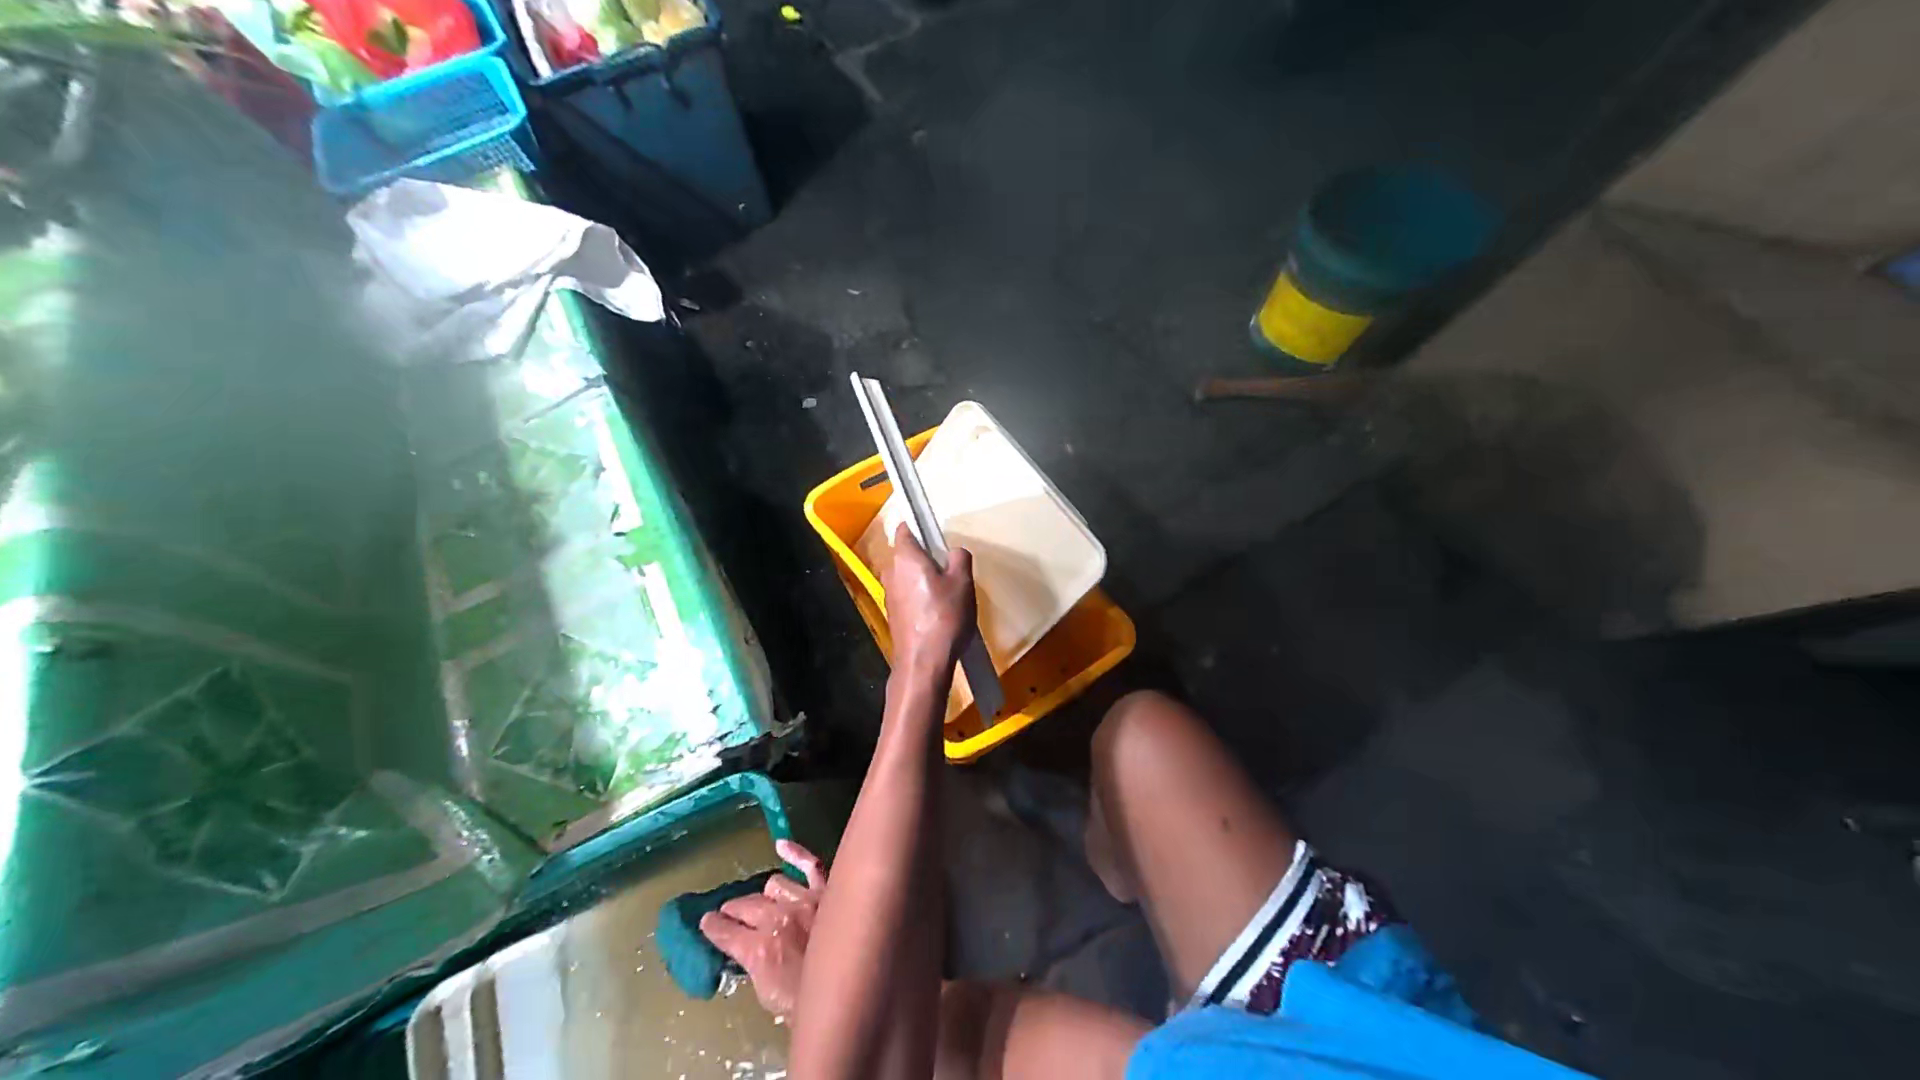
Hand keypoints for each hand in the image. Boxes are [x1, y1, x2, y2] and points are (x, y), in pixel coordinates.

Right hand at [700, 840, 826, 1017]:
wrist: (848, 990)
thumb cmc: (804, 1002)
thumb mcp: (765, 991)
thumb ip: (753, 963)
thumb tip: (747, 947)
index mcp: (759, 947)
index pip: (725, 931)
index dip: (713, 927)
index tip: (706, 922)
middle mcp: (778, 917)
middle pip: (746, 904)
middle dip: (734, 910)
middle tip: (731, 915)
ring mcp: (804, 899)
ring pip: (774, 883)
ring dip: (766, 894)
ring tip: (764, 902)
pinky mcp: (826, 892)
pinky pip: (810, 864)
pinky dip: (796, 853)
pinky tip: (782, 845)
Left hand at [880, 523, 976, 679]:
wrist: (924, 662)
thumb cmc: (944, 616)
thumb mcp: (962, 582)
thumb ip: (959, 558)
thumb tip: (954, 552)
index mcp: (905, 557)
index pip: (905, 529)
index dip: (919, 527)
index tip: (936, 533)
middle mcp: (891, 572)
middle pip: (907, 553)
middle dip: (926, 556)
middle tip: (950, 567)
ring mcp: (889, 595)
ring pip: (908, 576)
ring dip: (924, 578)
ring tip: (948, 591)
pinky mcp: (893, 614)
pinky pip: (908, 595)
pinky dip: (920, 596)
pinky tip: (938, 611)